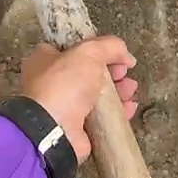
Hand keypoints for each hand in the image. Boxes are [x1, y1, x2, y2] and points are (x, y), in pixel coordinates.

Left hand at [20, 36, 137, 162]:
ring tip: (131, 89)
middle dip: (111, 72)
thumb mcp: (88, 53)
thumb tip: (125, 54)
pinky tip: (129, 107)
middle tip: (124, 72)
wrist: (54, 130)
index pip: (73, 49)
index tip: (114, 53)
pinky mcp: (77, 129)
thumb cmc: (64, 85)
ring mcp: (64, 108)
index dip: (96, 49)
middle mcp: (52, 84)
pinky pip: (101, 118)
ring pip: (96, 96)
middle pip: (88, 73)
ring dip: (117, 91)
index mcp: (45, 60)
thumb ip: (109, 46)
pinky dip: (116, 112)